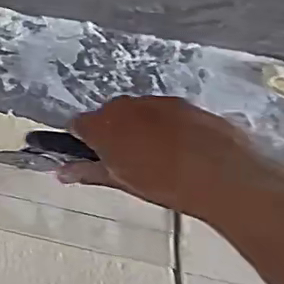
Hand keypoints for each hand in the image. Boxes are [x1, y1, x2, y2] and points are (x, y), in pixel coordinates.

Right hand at [62, 96, 283, 220]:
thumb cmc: (164, 182)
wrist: (220, 173)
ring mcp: (155, 101)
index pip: (77, 125)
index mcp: (102, 124)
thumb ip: (88, 171)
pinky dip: (164, 127)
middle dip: (111, 134)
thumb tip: (64, 171)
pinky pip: (162, 113)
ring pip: (136, 113)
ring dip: (138, 129)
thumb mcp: (120, 181)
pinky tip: (177, 149)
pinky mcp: (182, 104)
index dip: (80, 141)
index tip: (88, 155)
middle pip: (107, 115)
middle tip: (122, 162)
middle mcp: (125, 105)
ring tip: (154, 157)